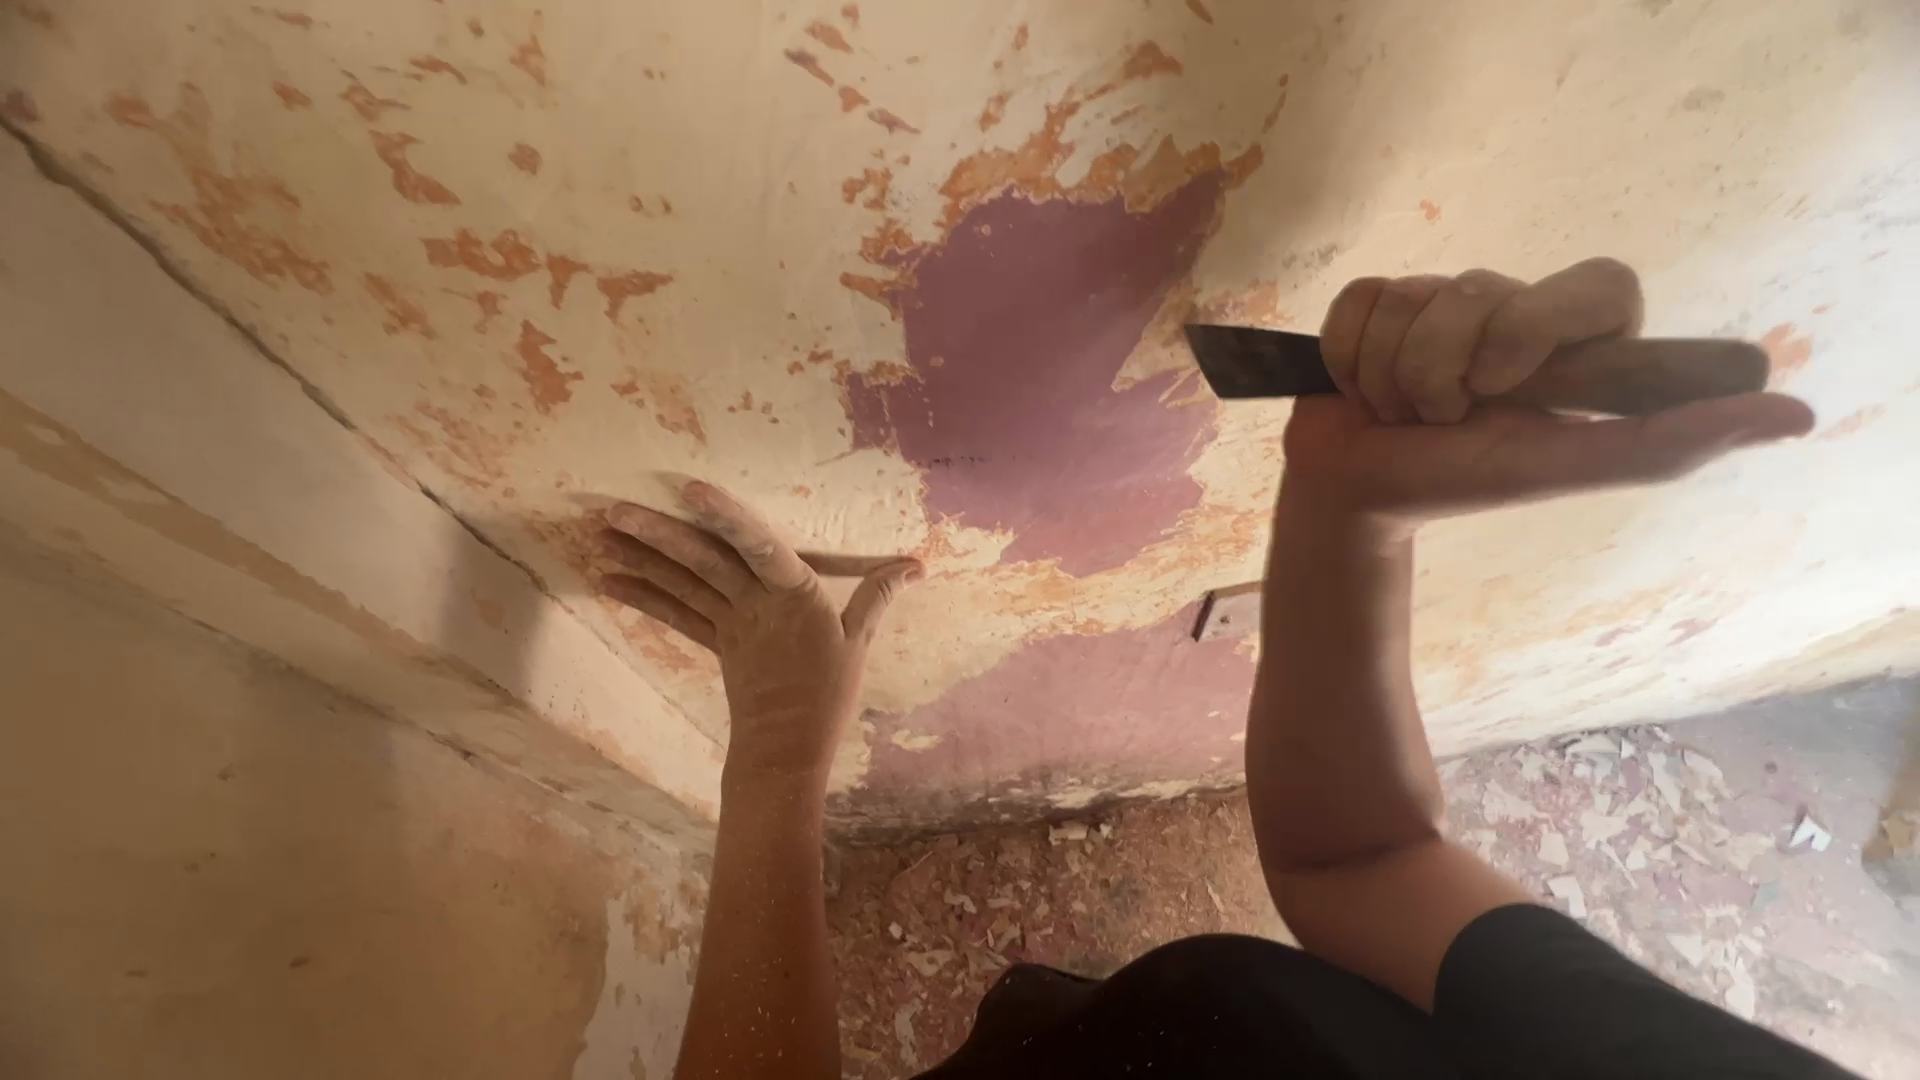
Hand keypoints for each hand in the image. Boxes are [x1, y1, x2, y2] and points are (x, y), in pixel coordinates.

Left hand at [599, 481, 922, 783]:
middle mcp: (754, 604)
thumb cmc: (829, 692)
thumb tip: (918, 565)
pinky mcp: (715, 643)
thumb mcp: (860, 639)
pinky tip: (608, 580)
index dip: (727, 517)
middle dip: (658, 534)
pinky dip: (644, 596)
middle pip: (704, 563)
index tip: (691, 490)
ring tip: (599, 532)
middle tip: (611, 509)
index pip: (759, 546)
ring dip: (641, 558)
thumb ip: (880, 594)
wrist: (789, 749)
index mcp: (793, 595)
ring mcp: (729, 624)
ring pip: (682, 585)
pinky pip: (676, 615)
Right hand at [1284, 258, 1814, 521]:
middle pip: (1475, 290)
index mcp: (1570, 341)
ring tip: (1394, 411)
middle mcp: (1507, 309)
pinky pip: (1358, 302)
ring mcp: (1434, 302)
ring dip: (1385, 378)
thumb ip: (1656, 446)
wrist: (1354, 493)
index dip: (1531, 326)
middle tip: (1436, 418)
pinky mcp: (1371, 305)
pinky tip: (1357, 387)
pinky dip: (1346, 358)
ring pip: (1408, 299)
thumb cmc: (1448, 484)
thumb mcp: (1551, 469)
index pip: (1594, 282)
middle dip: (1435, 374)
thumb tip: (1791, 417)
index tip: (1497, 386)